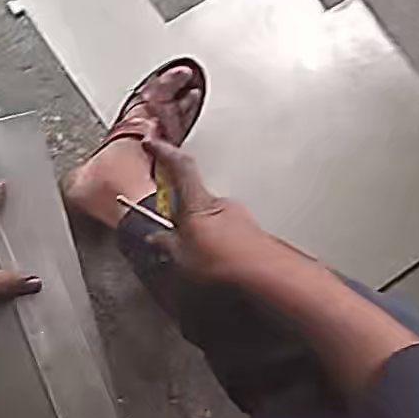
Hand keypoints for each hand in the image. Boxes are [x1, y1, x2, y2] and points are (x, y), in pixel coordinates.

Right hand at [142, 138, 278, 283]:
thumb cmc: (226, 262)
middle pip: (192, 196)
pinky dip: (215, 239)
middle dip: (180, 212)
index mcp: (197, 203)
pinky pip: (224, 228)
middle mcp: (219, 203)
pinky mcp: (248, 228)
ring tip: (195, 255)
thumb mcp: (181, 257)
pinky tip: (214, 259)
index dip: (164, 152)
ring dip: (199, 229)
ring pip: (209, 215)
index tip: (153, 144)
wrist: (265, 273)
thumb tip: (157, 239)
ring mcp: (236, 214)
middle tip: (171, 232)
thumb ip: (166, 243)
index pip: (180, 166)